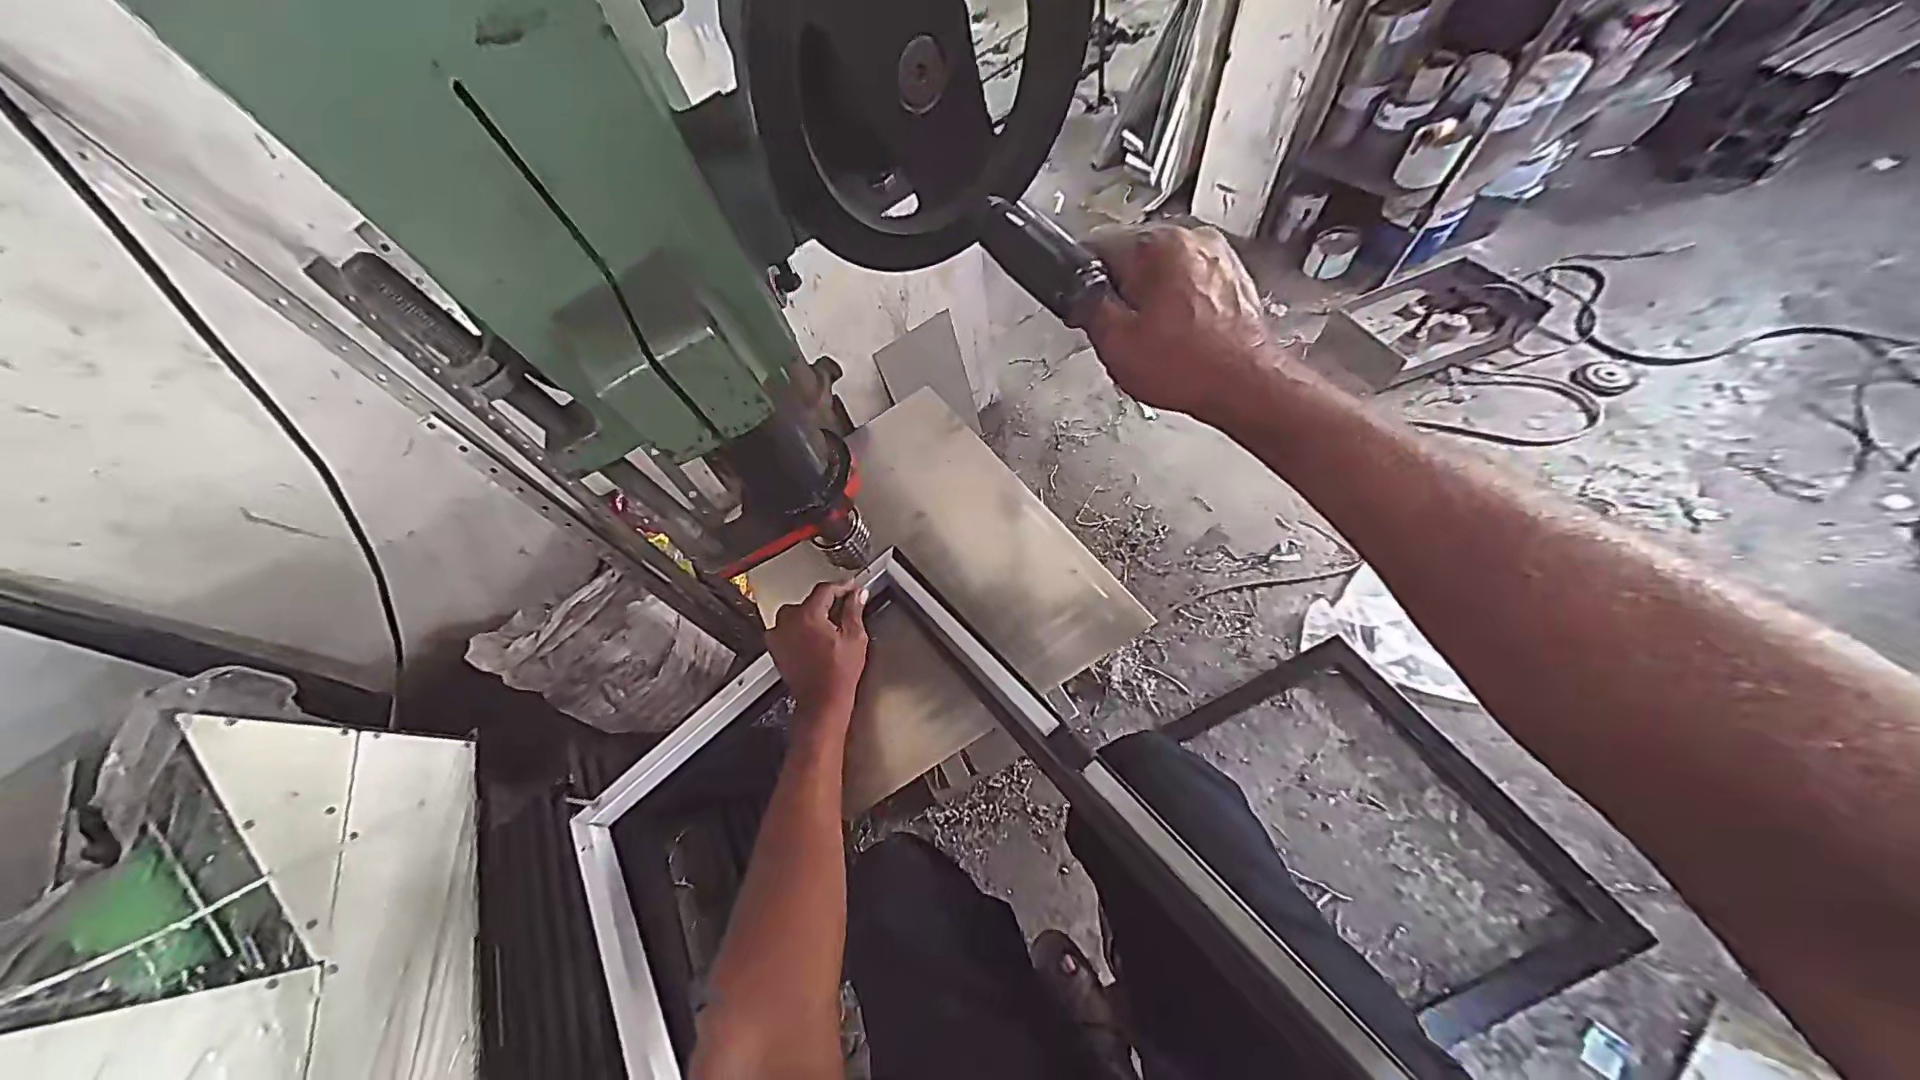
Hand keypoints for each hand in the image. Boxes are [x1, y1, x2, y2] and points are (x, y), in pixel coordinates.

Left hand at [767, 580, 868, 718]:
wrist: (822, 701)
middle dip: (826, 602)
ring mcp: (779, 636)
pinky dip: (799, 628)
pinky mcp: (776, 649)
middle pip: (809, 601)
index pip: (825, 590)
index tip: (851, 587)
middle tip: (844, 606)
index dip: (841, 586)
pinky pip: (786, 628)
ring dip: (811, 614)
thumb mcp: (855, 637)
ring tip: (830, 624)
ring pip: (796, 613)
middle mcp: (788, 622)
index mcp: (808, 616)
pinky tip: (814, 637)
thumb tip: (858, 594)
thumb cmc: (837, 675)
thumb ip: (854, 610)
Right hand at [1083, 224, 1301, 429]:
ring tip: (1158, 340)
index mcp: (1153, 244)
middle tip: (1127, 335)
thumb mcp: (1114, 342)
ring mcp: (1215, 255)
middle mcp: (1189, 238)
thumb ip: (1087, 304)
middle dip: (1123, 294)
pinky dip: (1181, 308)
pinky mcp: (1231, 276)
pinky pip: (1190, 285)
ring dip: (1153, 301)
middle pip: (1132, 258)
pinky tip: (1181, 338)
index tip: (1090, 310)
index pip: (1096, 248)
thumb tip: (1078, 289)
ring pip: (1162, 272)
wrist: (1245, 385)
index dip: (1086, 286)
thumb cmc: (1190, 367)